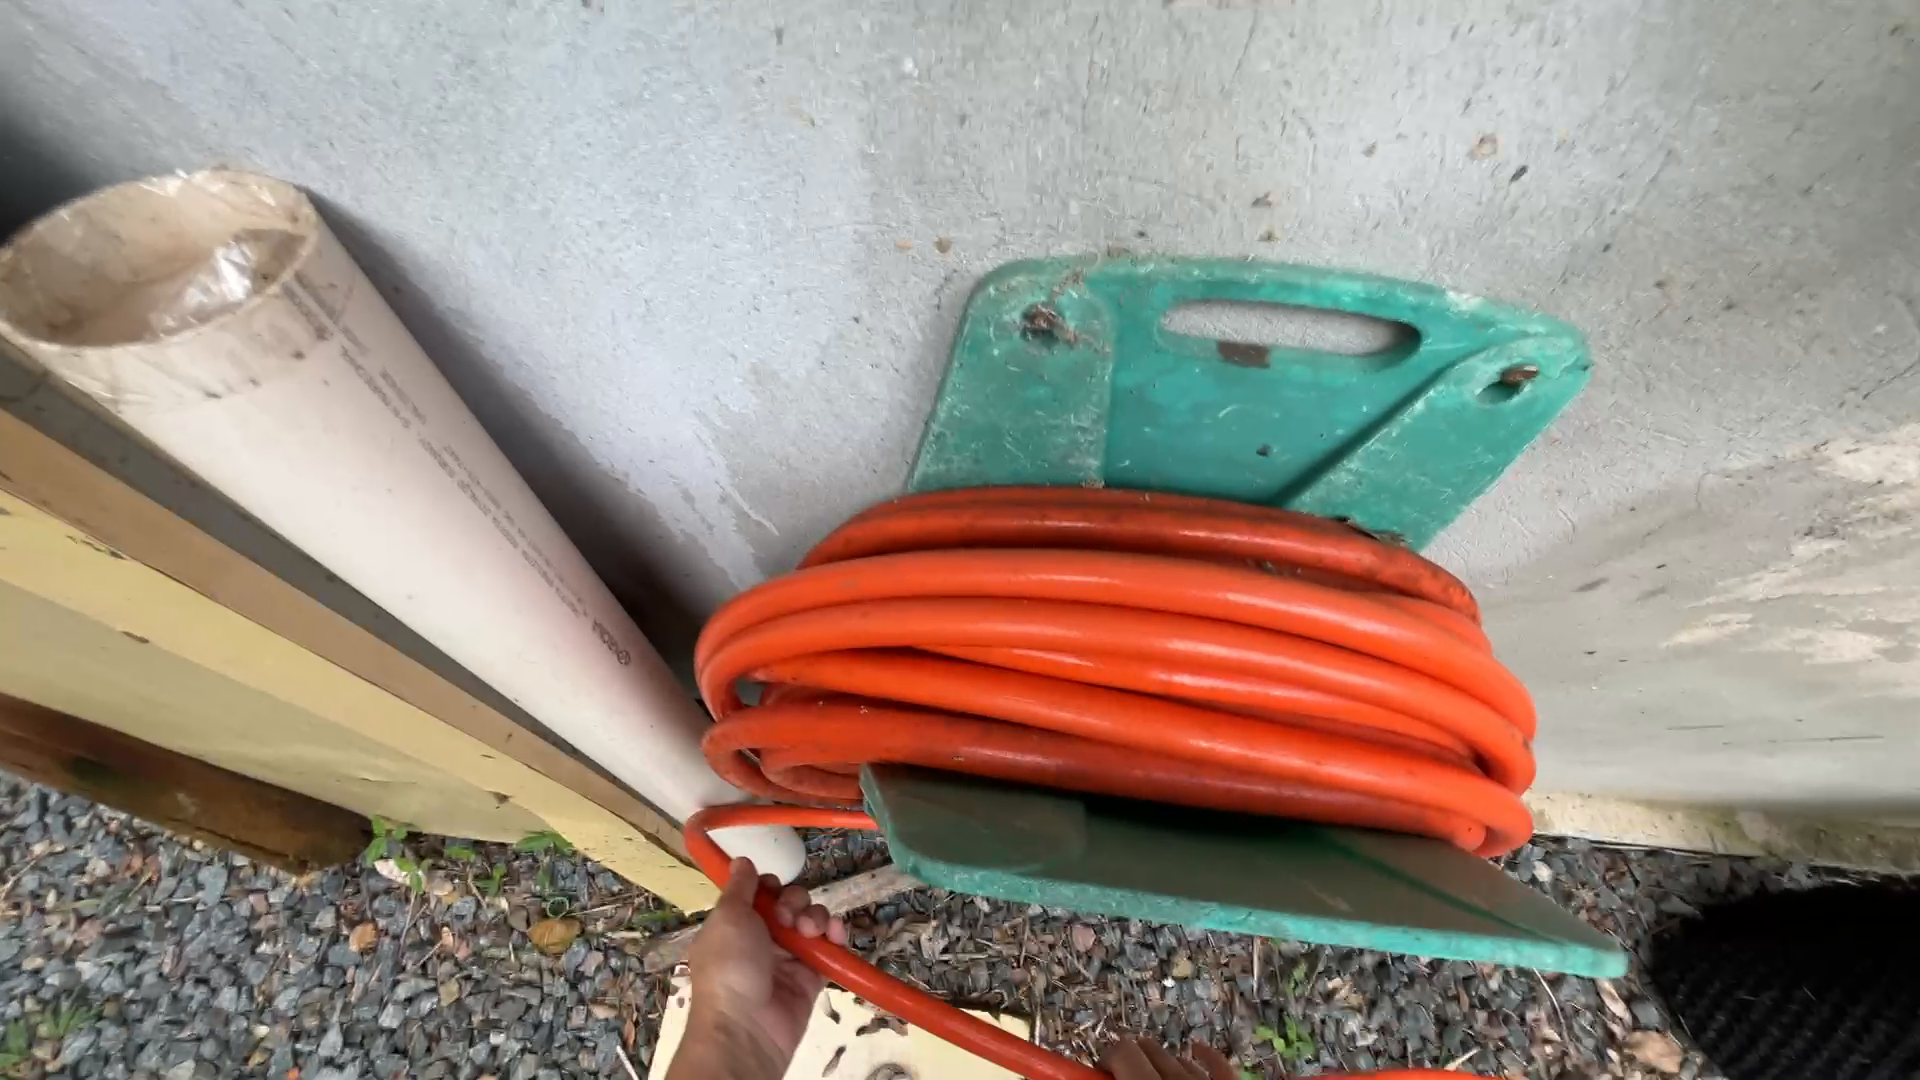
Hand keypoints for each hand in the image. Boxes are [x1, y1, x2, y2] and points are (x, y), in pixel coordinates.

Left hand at [673, 857, 848, 1079]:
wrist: (747, 1029)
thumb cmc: (730, 967)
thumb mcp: (727, 918)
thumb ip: (740, 887)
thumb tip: (740, 860)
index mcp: (738, 925)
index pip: (762, 893)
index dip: (771, 886)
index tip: (771, 889)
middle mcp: (763, 938)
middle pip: (791, 902)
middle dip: (796, 902)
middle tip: (788, 918)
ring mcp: (789, 956)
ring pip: (812, 919)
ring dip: (816, 916)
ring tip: (811, 931)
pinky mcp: (813, 974)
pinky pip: (830, 944)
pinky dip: (836, 934)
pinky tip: (835, 935)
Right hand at [1102, 1038, 1239, 1079]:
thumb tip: (1102, 1076)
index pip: (1122, 1052)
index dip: (1108, 1057)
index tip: (1101, 1070)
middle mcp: (1177, 1079)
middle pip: (1148, 1050)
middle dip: (1132, 1058)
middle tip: (1123, 1075)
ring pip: (1178, 1058)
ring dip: (1162, 1062)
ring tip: (1153, 1074)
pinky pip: (1219, 1064)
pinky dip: (1206, 1055)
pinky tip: (1197, 1049)